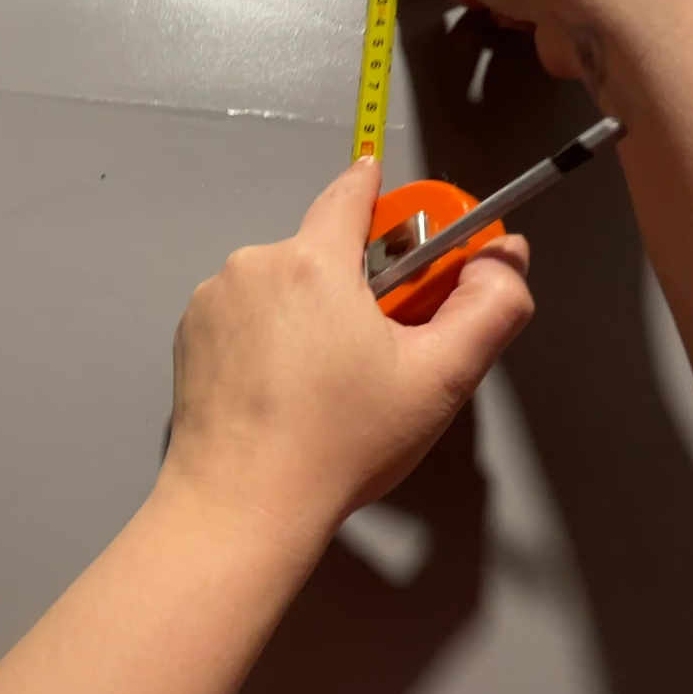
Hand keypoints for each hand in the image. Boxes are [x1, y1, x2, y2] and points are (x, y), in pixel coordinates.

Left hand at [161, 158, 532, 536]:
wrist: (241, 500)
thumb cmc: (342, 440)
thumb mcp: (440, 377)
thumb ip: (490, 306)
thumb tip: (504, 257)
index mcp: (311, 262)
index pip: (349, 194)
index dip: (377, 193)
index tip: (388, 201)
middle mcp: (251, 265)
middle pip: (316, 252)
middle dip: (348, 284)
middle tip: (366, 348)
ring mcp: (210, 300)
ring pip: (276, 285)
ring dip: (301, 311)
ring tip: (314, 381)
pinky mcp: (187, 333)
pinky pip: (239, 313)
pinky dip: (260, 333)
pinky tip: (271, 388)